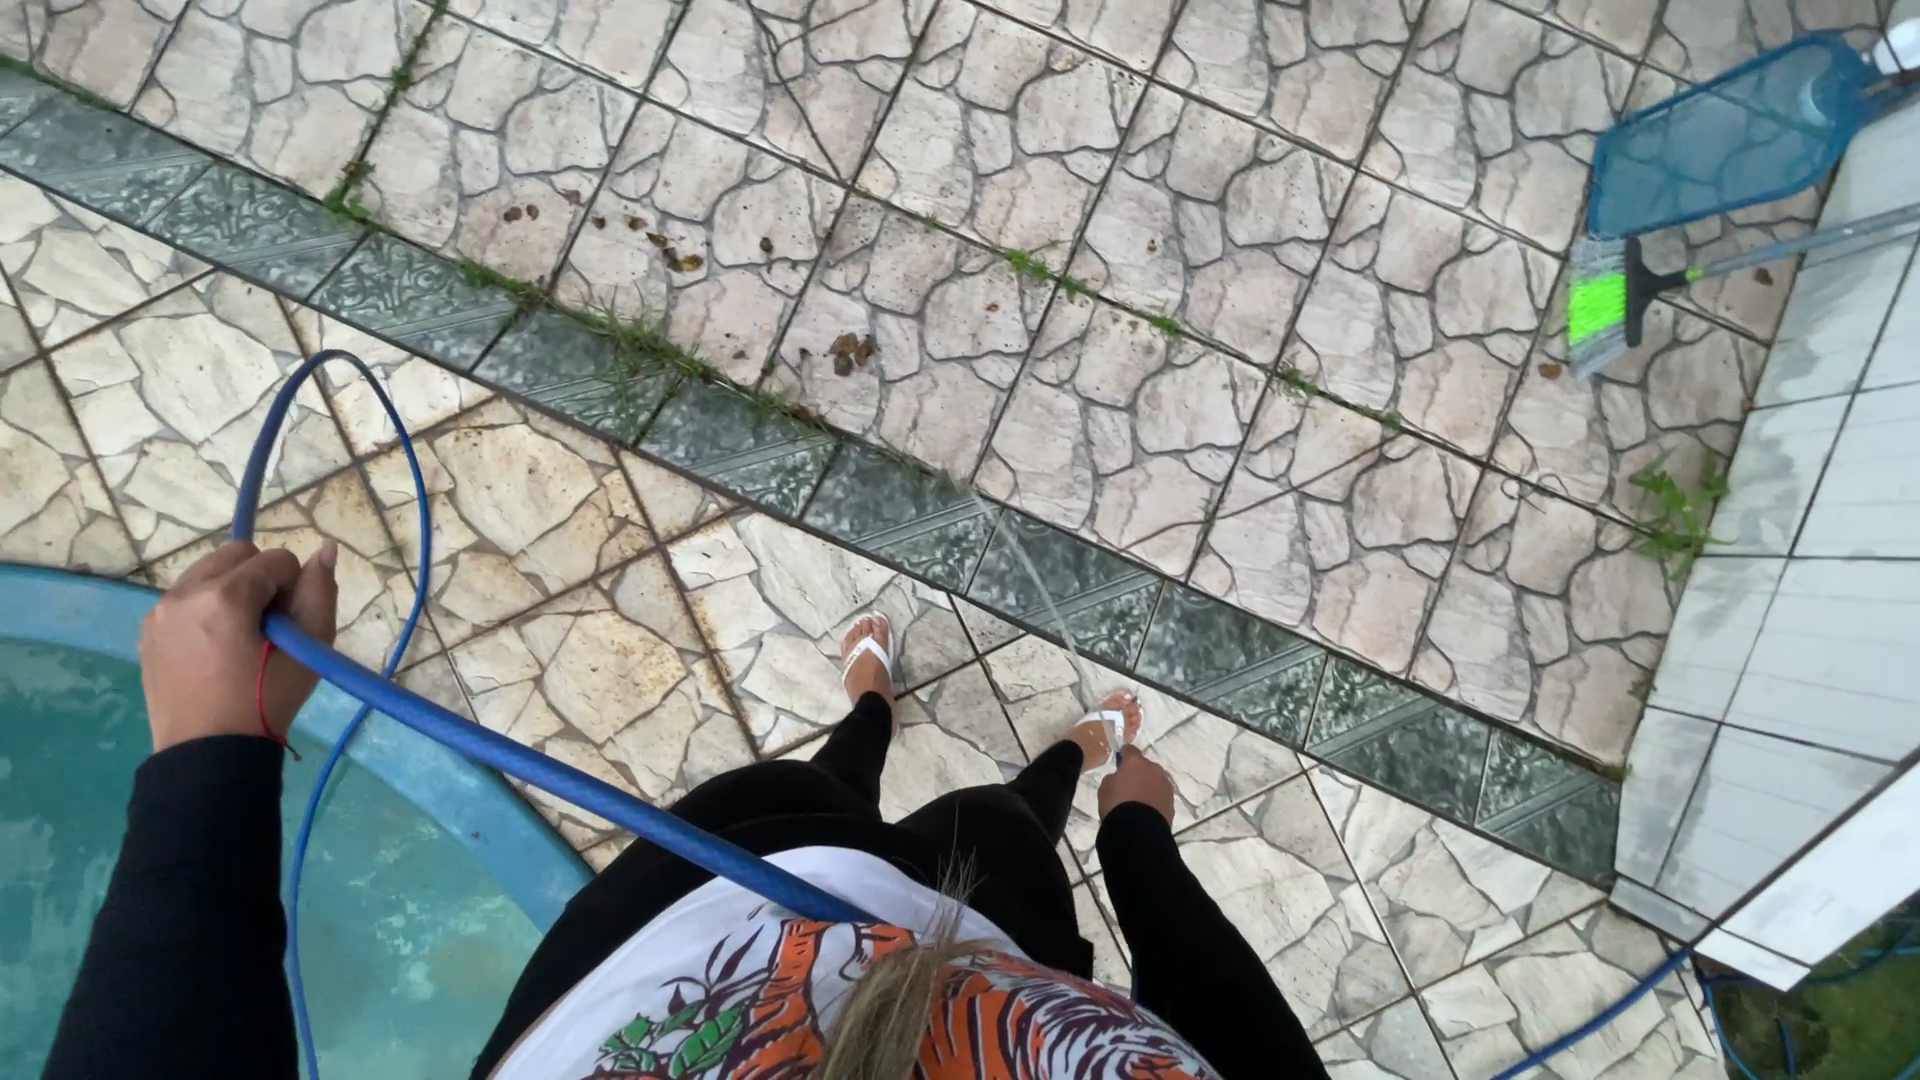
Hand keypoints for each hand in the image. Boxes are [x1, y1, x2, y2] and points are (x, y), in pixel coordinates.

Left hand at [139, 540, 338, 751]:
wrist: (210, 747)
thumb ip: (320, 591)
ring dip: (235, 590)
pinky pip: (187, 598)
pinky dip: (211, 607)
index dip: (297, 585)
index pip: (277, 559)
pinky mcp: (148, 631)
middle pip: (236, 554)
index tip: (294, 621)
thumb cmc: (269, 696)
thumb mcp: (311, 643)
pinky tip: (222, 645)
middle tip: (273, 620)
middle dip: (262, 577)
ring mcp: (158, 612)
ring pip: (209, 573)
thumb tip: (325, 549)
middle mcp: (183, 594)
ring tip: (247, 633)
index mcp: (224, 596)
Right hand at [1097, 748, 1175, 822]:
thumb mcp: (1105, 787)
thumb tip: (1120, 777)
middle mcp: (1154, 770)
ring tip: (1139, 799)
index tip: (1120, 760)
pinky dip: (1154, 798)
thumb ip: (1114, 777)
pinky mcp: (1172, 802)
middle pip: (1145, 766)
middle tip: (1129, 784)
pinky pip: (1160, 795)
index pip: (1130, 750)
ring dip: (1148, 785)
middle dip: (1138, 772)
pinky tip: (1146, 809)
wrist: (1138, 830)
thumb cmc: (1117, 804)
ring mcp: (1165, 786)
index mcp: (1136, 762)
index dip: (1124, 754)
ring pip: (1155, 780)